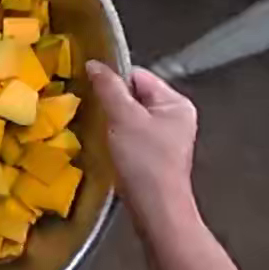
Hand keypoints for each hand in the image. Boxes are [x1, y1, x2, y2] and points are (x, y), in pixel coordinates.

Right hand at [85, 61, 197, 223]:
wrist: (155, 207)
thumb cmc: (144, 159)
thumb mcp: (123, 117)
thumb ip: (108, 87)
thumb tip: (93, 63)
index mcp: (175, 102)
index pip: (137, 75)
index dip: (113, 80)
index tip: (93, 92)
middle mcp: (174, 114)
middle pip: (132, 93)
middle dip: (111, 100)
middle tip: (94, 110)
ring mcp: (164, 134)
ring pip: (129, 112)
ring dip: (111, 116)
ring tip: (98, 126)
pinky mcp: (153, 150)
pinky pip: (129, 129)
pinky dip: (115, 131)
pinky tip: (106, 140)